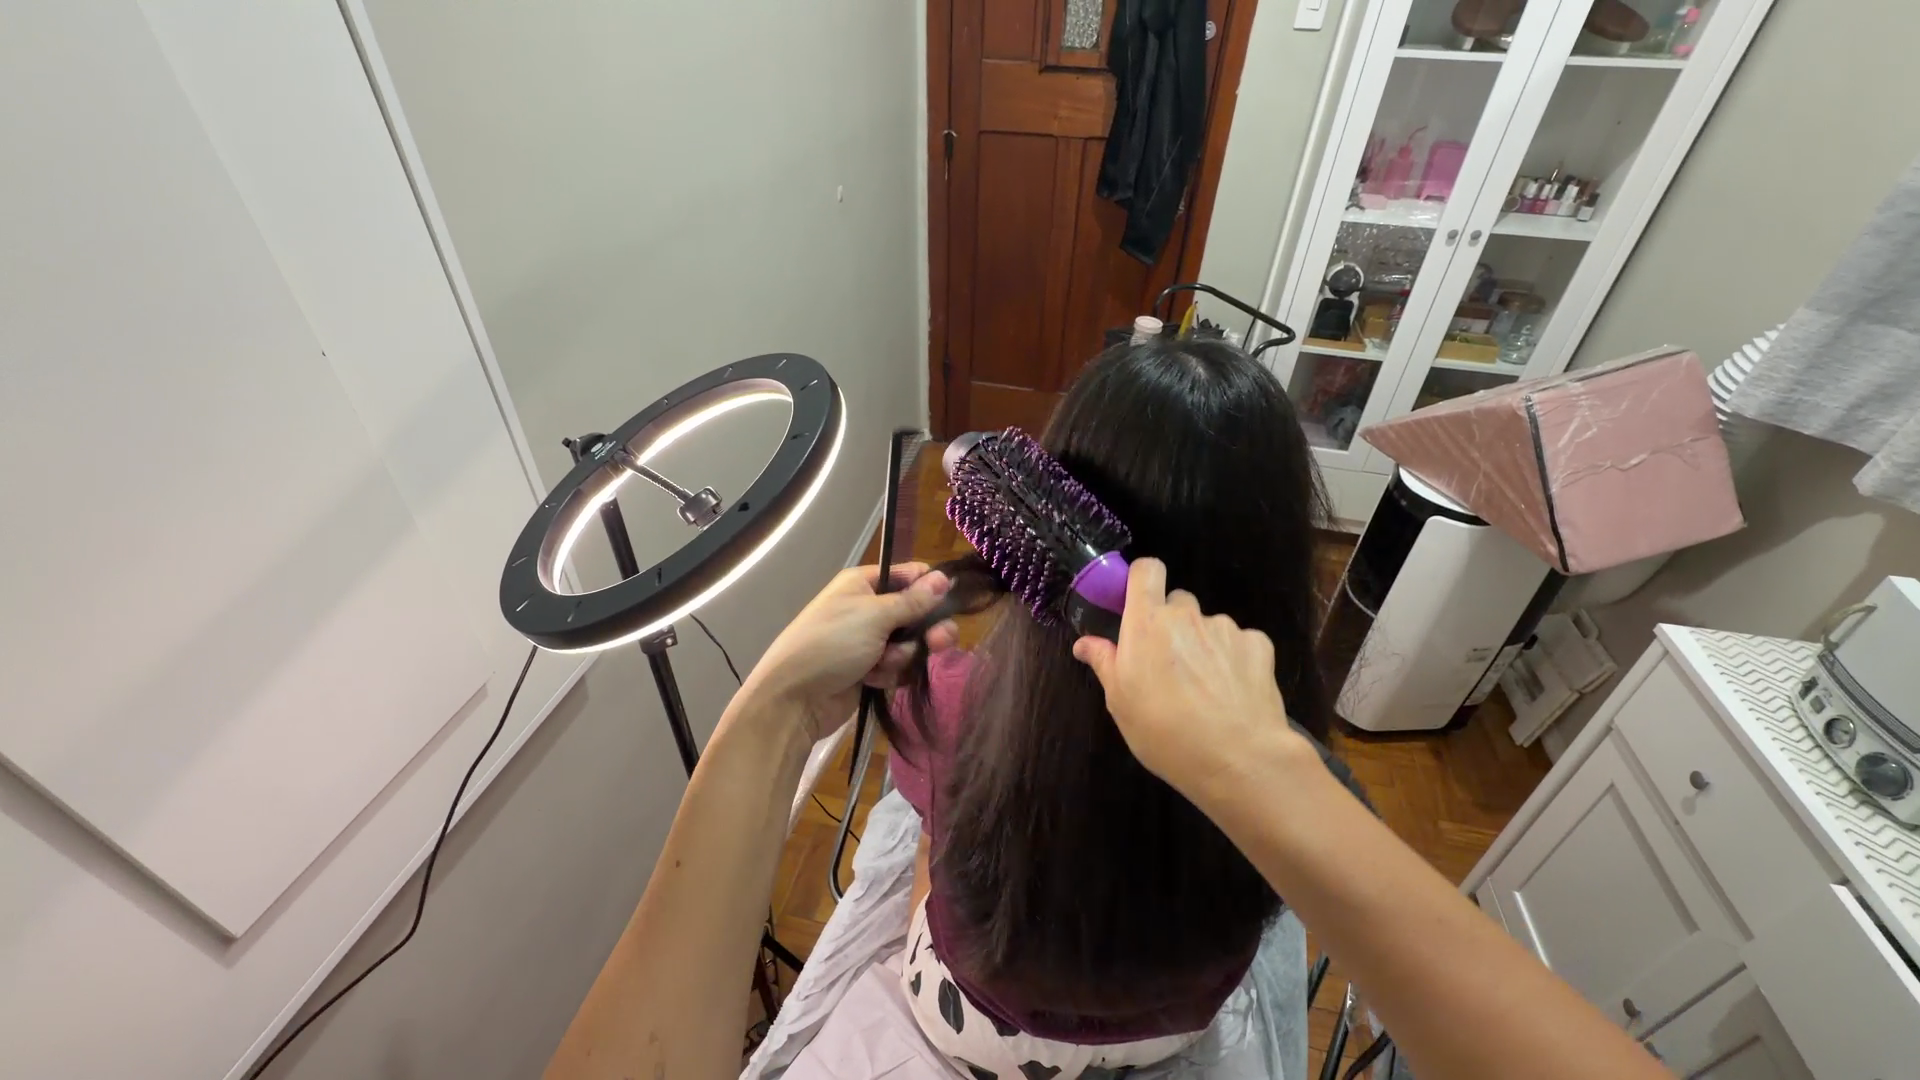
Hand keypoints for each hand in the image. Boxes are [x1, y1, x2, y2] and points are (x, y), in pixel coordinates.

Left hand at [744, 563, 960, 739]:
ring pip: (910, 642)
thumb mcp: (874, 616)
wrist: (795, 699)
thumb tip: (943, 577)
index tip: (951, 600)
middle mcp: (868, 608)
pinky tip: (874, 680)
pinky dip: (891, 673)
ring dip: (904, 655)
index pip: (909, 575)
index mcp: (863, 583)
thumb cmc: (832, 644)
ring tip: (886, 664)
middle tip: (939, 641)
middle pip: (916, 611)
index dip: (931, 586)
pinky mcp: (870, 669)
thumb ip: (913, 601)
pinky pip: (898, 666)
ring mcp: (869, 640)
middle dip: (926, 629)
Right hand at [1071, 558, 1314, 803]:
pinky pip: (1241, 642)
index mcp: (1147, 623)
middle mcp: (1186, 615)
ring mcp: (1226, 628)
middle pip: (1178, 602)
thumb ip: (1104, 663)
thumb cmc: (1164, 731)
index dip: (1142, 580)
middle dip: (1172, 624)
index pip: (1146, 570)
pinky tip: (1234, 691)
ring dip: (1204, 645)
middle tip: (1169, 664)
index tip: (1138, 605)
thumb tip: (1084, 643)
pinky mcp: (1259, 646)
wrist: (1237, 757)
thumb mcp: (1120, 702)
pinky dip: (1235, 659)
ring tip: (1206, 688)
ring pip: (1209, 625)